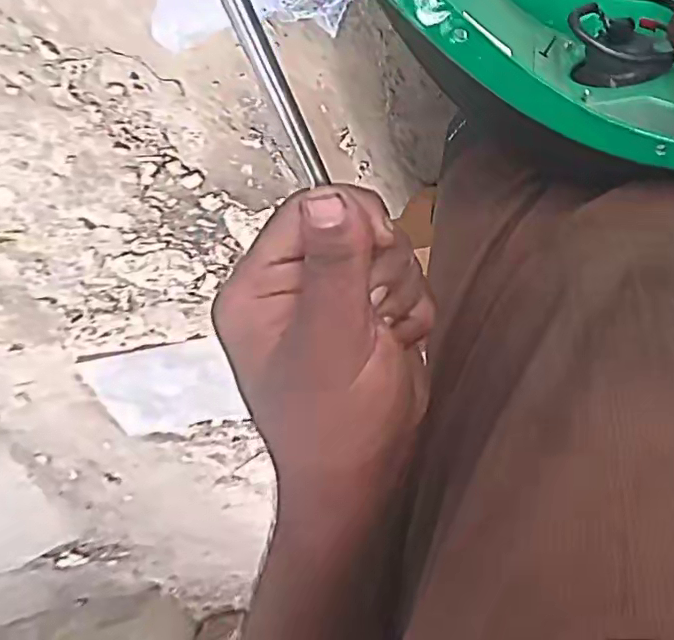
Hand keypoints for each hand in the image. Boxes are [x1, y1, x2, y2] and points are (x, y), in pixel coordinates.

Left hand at [212, 186, 433, 485]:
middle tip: (370, 308)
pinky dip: (412, 307)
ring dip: (399, 290)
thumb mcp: (331, 339)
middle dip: (380, 264)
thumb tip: (329, 200)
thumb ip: (333, 264)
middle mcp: (294, 285)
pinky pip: (407, 276)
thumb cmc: (333, 428)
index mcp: (260, 286)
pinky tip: (395, 339)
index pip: (308, 208)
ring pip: (388, 250)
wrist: (369, 473)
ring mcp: (333, 296)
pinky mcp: (368, 308)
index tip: (373, 249)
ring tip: (381, 332)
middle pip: (356, 223)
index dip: (351, 218)